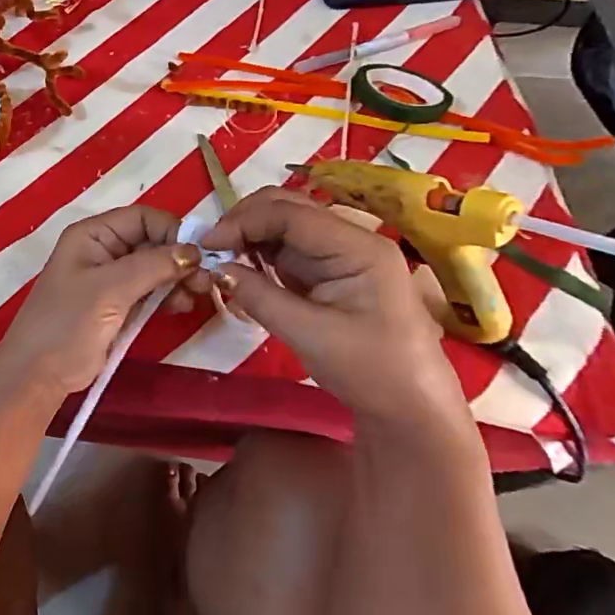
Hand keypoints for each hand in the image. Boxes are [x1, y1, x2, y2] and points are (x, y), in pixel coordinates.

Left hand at [0, 205, 200, 395]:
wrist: (39, 372)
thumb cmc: (68, 322)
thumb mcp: (110, 289)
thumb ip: (153, 265)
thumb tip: (195, 251)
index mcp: (92, 235)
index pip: (142, 218)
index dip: (173, 231)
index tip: (201, 255)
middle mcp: (101, 250)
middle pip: (152, 242)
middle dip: (180, 258)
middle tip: (206, 281)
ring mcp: (110, 279)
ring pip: (155, 268)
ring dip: (178, 279)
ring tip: (198, 295)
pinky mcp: (117, 305)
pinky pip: (150, 291)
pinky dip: (168, 296)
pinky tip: (183, 306)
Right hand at [197, 187, 472, 434]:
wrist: (408, 407)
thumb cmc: (369, 370)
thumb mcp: (308, 334)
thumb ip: (259, 296)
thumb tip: (216, 269)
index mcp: (358, 248)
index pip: (291, 214)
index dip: (244, 222)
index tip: (206, 245)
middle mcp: (350, 241)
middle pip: (289, 208)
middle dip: (245, 221)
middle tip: (210, 249)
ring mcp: (339, 256)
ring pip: (284, 226)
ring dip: (249, 235)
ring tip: (218, 258)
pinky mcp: (327, 274)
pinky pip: (286, 250)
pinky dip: (258, 254)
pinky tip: (239, 268)